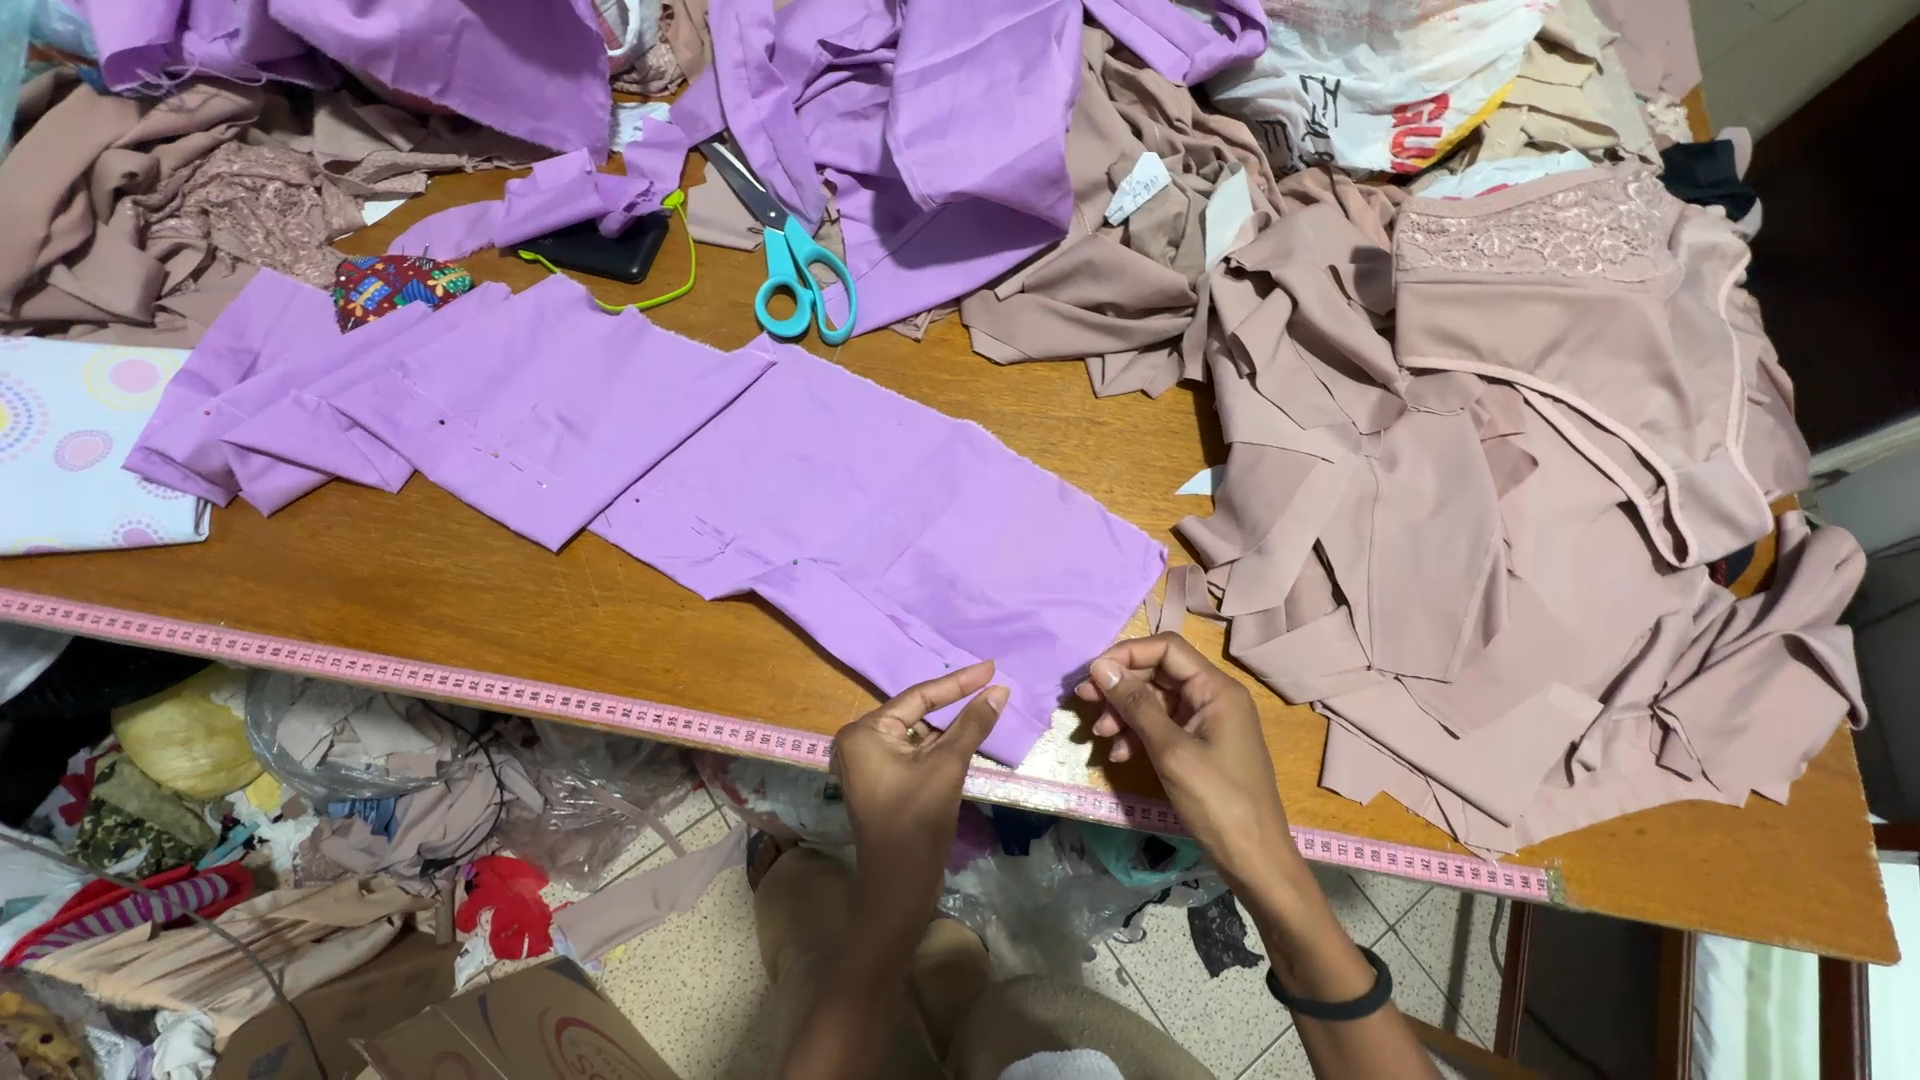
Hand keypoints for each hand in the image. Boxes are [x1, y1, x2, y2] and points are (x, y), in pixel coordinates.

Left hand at [832, 661, 1006, 919]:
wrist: (899, 886)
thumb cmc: (917, 822)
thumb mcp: (948, 766)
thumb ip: (972, 725)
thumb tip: (999, 691)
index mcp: (864, 732)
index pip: (919, 697)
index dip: (959, 682)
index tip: (991, 667)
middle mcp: (860, 741)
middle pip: (917, 713)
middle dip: (954, 702)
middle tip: (991, 684)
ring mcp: (869, 763)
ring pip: (918, 734)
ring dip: (950, 726)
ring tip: (985, 706)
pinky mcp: (882, 781)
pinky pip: (915, 752)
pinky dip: (940, 746)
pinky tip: (967, 737)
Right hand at [1076, 633, 1292, 894]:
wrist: (1254, 860)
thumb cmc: (1217, 801)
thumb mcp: (1171, 750)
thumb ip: (1135, 705)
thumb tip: (1100, 667)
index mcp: (1216, 689)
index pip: (1166, 649)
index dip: (1127, 655)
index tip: (1093, 674)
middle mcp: (1212, 698)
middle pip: (1157, 674)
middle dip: (1120, 687)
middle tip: (1084, 701)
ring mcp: (1206, 724)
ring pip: (1155, 702)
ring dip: (1124, 714)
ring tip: (1100, 736)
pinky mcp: (1198, 747)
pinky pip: (1160, 728)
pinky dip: (1136, 736)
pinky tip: (1119, 755)